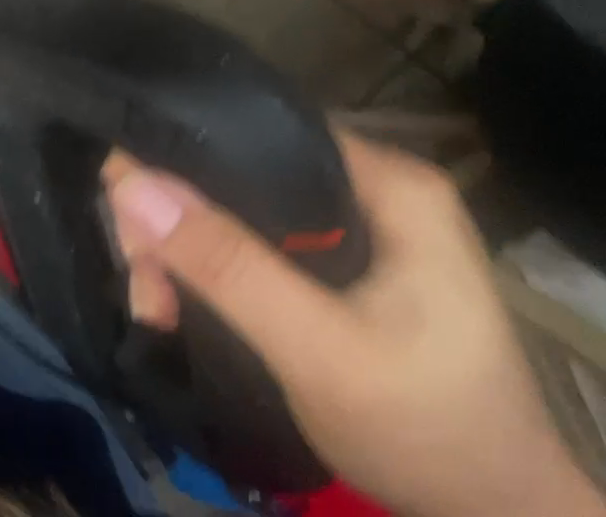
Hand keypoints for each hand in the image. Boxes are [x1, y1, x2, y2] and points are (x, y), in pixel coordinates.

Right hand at [104, 132, 605, 516]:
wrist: (481, 511)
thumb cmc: (424, 425)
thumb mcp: (318, 347)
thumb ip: (226, 264)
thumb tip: (125, 179)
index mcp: (384, 183)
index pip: (257, 128)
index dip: (179, 153)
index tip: (125, 197)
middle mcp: (358, 189)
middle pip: (225, 172)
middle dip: (168, 223)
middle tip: (141, 275)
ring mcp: (336, 228)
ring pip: (218, 210)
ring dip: (170, 257)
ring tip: (154, 308)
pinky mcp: (314, 265)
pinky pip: (228, 245)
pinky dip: (190, 276)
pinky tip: (170, 310)